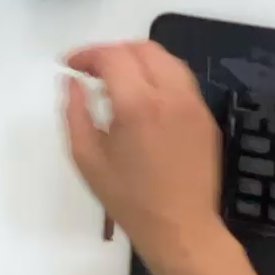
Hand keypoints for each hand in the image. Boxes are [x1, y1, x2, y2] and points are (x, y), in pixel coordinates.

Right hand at [63, 41, 226, 263]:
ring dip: (135, 59)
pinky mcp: (204, 116)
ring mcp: (193, 104)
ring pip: (165, 59)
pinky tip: (139, 97)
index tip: (70, 66)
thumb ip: (74, 111)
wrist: (179, 225)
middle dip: (111, 52)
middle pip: (142, 48)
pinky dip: (156, 75)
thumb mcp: (85, 156)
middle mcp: (171, 96)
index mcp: (138, 105)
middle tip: (89, 70)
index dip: (86, 55)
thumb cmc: (126, 196)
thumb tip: (71, 82)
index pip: (112, 57)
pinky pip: (180, 79)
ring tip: (113, 80)